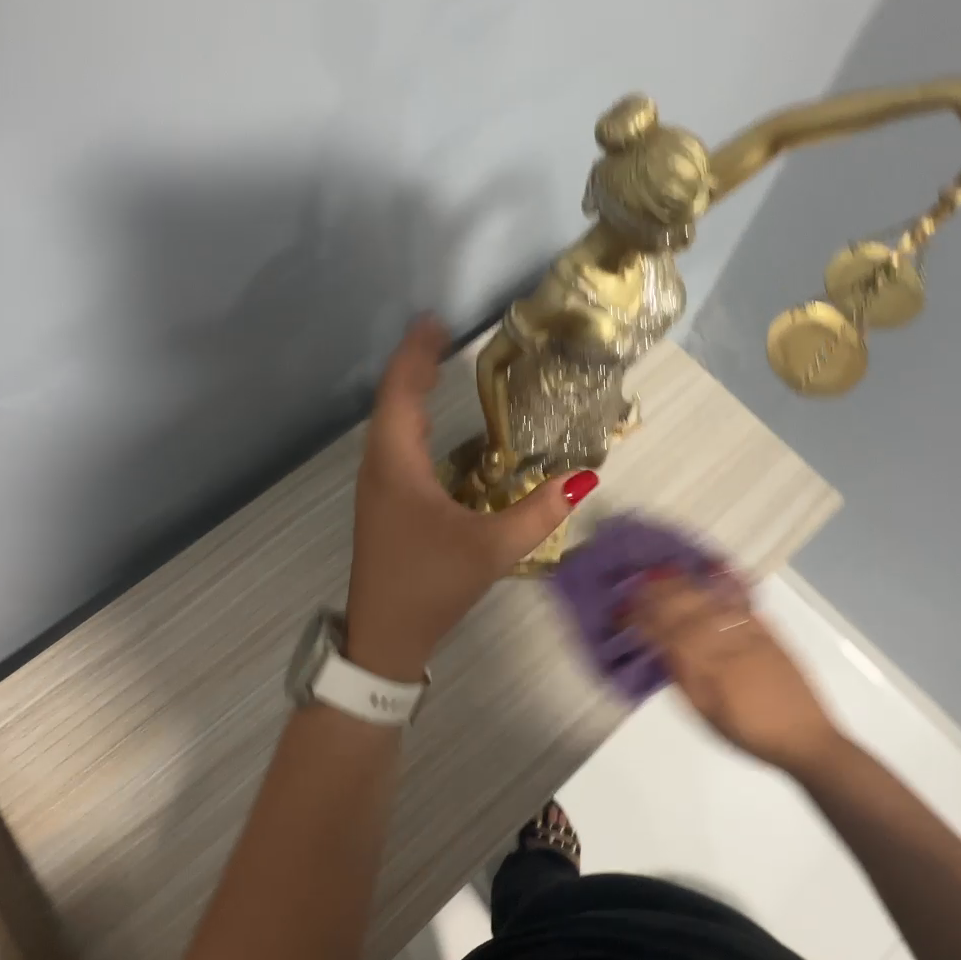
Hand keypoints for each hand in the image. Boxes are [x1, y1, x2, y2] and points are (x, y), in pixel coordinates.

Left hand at [344, 319, 593, 680]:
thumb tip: (584, 477)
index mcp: (396, 466)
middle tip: (442, 336)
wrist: (384, 637)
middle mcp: (379, 467)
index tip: (434, 322)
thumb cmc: (429, 586)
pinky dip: (411, 422)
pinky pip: (393, 445)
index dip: (416, 354)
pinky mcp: (382, 504)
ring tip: (436, 369)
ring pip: (389, 425)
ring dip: (410, 393)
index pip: (401, 393)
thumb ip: (538, 514)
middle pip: (392, 402)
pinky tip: (430, 429)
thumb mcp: (490, 550)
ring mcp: (376, 487)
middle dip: (415, 366)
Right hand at [630, 572, 844, 773]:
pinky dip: (719, 586)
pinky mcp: (769, 631)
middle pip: (684, 611)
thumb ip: (683, 679)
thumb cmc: (749, 734)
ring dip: (682, 584)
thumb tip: (658, 649)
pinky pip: (738, 603)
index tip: (622, 610)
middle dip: (657, 594)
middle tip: (635, 581)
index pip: (664, 635)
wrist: (806, 738)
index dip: (641, 620)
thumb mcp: (706, 714)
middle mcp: (725, 646)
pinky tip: (706, 574)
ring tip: (662, 572)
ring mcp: (749, 635)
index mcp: (706, 671)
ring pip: (708, 602)